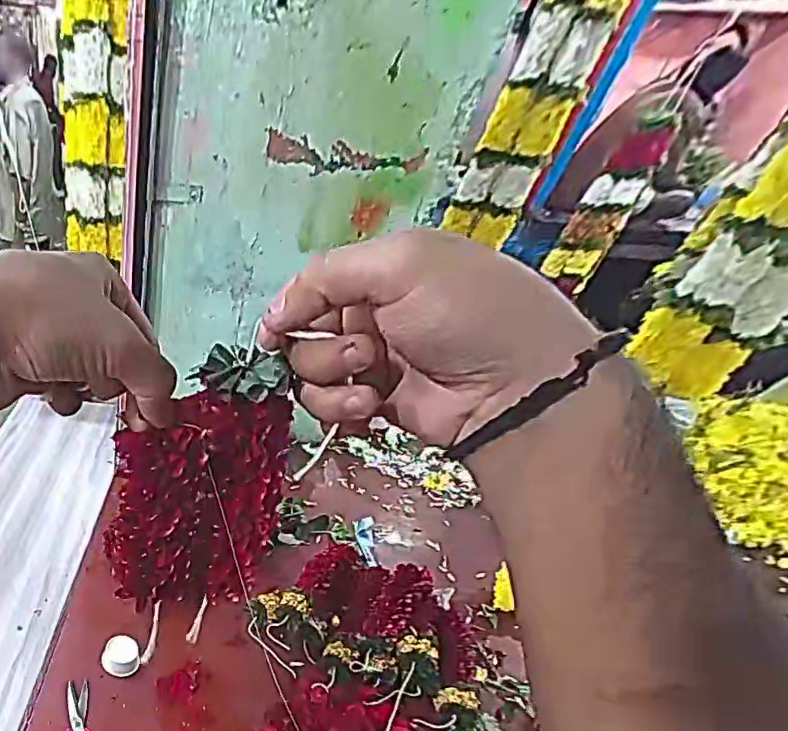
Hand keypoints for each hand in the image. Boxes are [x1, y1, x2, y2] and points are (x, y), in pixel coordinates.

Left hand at [0, 250, 174, 429]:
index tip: (153, 407)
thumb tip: (164, 411)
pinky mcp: (17, 353)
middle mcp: (69, 296)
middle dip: (114, 380)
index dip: (150, 371)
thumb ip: (155, 379)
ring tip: (71, 384)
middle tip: (113, 398)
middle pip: (115, 354)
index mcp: (99, 277)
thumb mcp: (121, 346)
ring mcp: (39, 324)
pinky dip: (58, 393)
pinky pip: (55, 382)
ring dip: (85, 388)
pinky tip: (48, 392)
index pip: (143, 333)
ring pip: (85, 371)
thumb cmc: (38, 319)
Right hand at [258, 229, 598, 446]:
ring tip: (372, 383)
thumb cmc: (466, 311)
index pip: (310, 291)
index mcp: (378, 276)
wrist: (514, 385)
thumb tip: (272, 315)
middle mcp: (370, 318)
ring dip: (330, 382)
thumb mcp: (403, 264)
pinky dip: (341, 410)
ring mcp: (372, 365)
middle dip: (322, 349)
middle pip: (304, 337)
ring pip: (311, 377)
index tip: (275, 334)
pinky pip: (332, 408)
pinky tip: (369, 408)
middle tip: (364, 352)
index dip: (290, 312)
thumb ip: (327, 276)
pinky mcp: (375, 405)